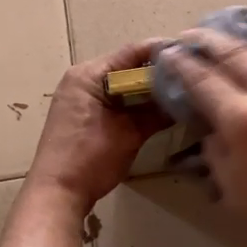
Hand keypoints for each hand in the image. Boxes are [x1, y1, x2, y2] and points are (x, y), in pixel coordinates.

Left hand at [26, 40, 172, 211]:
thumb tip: (186, 100)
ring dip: (146, 89)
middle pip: (126, 66)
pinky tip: (156, 108)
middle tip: (188, 76)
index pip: (131, 53)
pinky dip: (132, 102)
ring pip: (120, 83)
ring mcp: (80, 95)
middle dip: (156, 72)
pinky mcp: (82, 112)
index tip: (189, 53)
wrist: (57, 194)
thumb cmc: (90, 159)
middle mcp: (82, 78)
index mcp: (89, 75)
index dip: (161, 52)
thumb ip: (156, 113)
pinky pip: (112, 98)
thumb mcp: (129, 134)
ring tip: (179, 91)